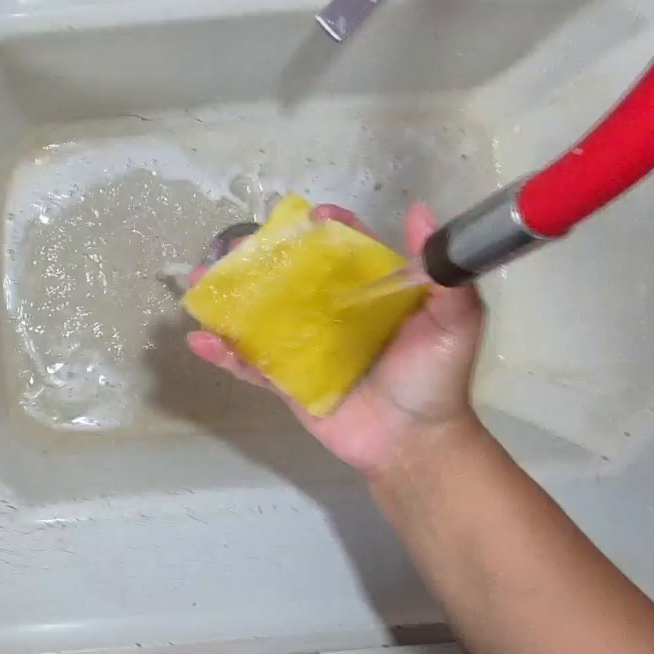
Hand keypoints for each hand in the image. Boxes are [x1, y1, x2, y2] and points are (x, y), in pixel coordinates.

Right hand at [187, 203, 487, 478]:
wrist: (411, 442)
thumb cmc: (434, 380)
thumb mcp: (455, 322)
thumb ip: (441, 274)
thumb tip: (418, 212)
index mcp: (371, 295)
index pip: (345, 254)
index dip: (326, 232)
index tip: (308, 217)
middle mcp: (332, 316)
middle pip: (290, 280)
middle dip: (260, 260)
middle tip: (233, 246)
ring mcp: (303, 349)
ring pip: (260, 318)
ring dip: (229, 300)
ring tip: (200, 282)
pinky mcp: (284, 382)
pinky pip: (249, 365)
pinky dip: (222, 354)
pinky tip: (198, 340)